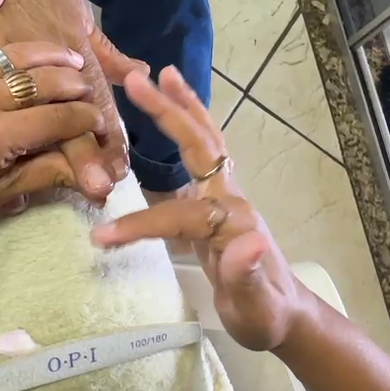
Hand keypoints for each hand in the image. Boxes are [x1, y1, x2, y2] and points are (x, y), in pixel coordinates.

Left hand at [0, 0, 104, 246]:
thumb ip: (49, 173)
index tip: (102, 122)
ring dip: (46, 54)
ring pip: (12, 57)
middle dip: (73, 87)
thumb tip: (98, 176)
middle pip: (40, 83)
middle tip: (89, 92)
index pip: (57, 120)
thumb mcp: (2, 192)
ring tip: (71, 59)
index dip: (87, 120)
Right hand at [89, 66, 311, 350]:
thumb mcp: (255, 306)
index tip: (104, 237)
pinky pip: (197, 154)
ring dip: (182, 107)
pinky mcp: (215, 200)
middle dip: (170, 111)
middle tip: (139, 78)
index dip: (142, 224)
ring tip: (161, 74)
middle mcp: (229, 197)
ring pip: (203, 140)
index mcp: (233, 220)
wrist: (285, 315)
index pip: (181, 213)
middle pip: (200, 144)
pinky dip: (184, 126)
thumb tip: (249, 242)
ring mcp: (224, 195)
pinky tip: (171, 113)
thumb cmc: (265, 315)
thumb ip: (247, 276)